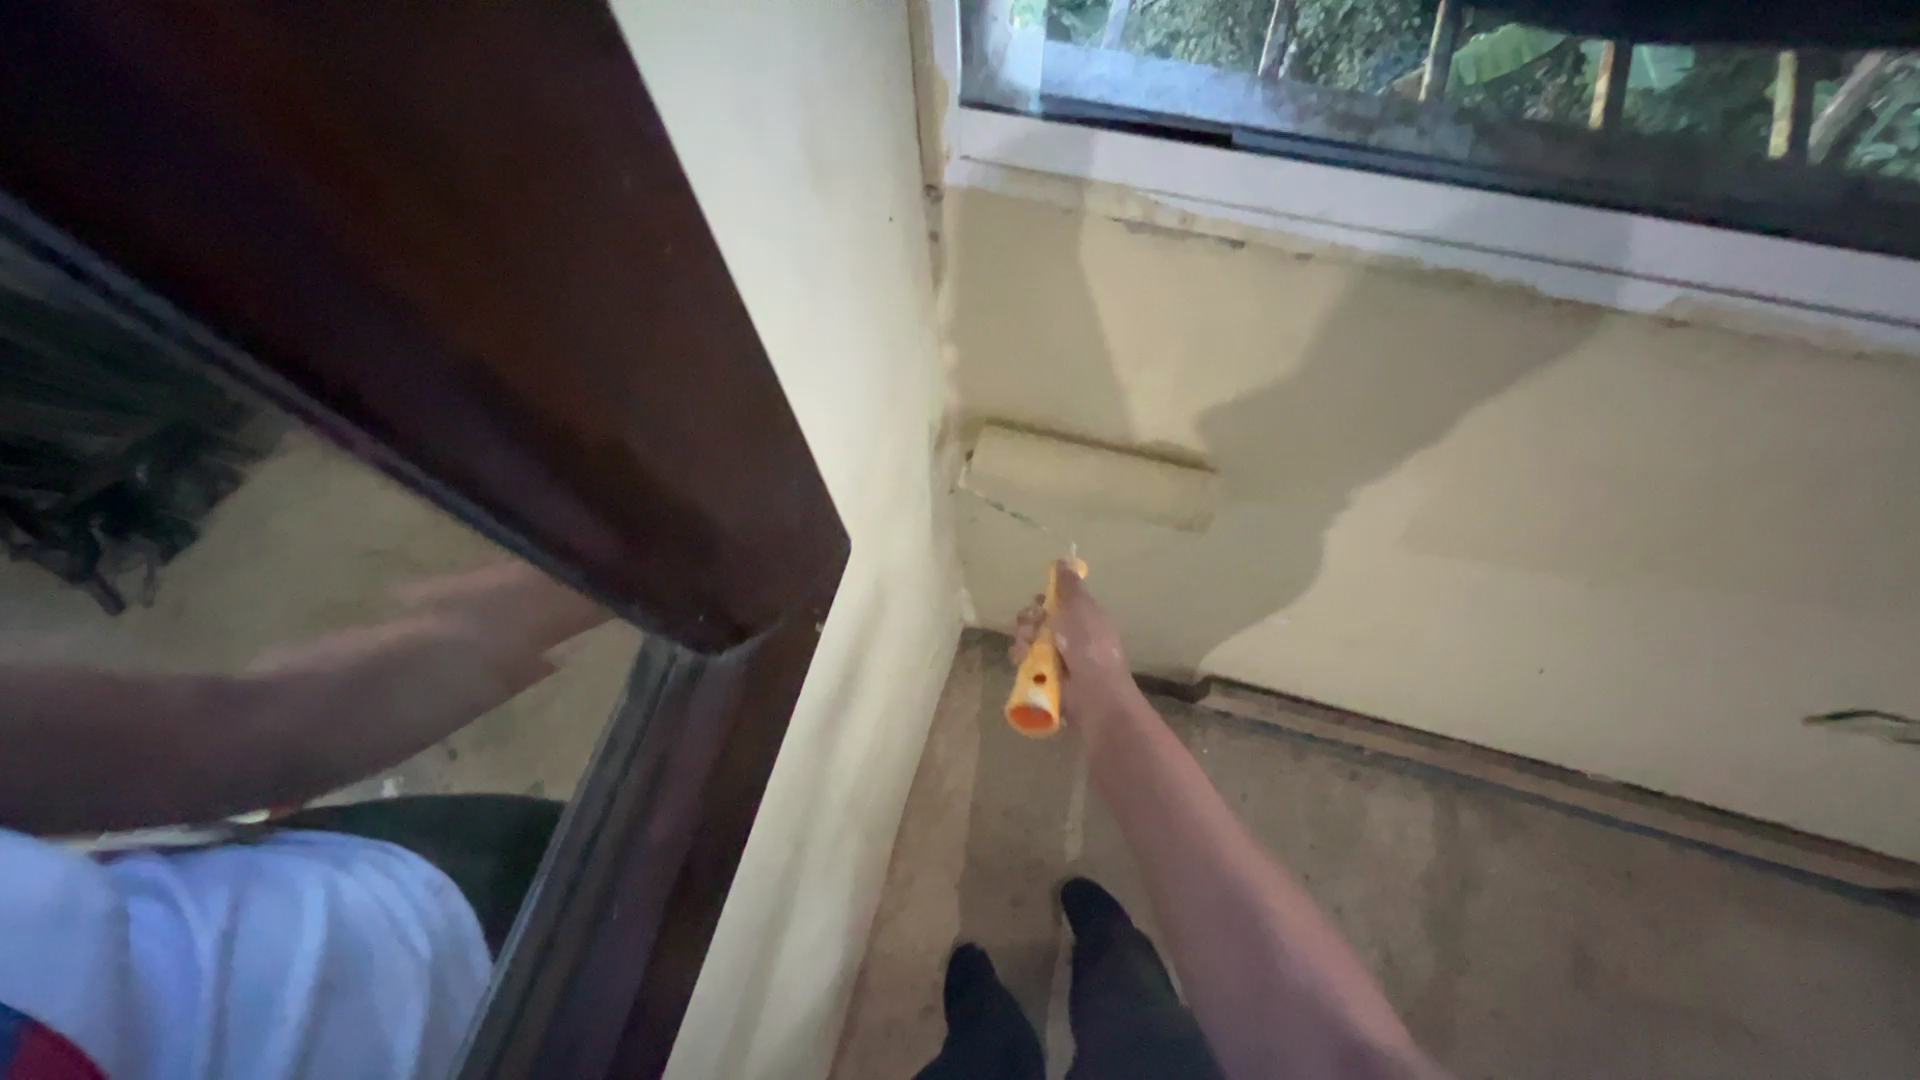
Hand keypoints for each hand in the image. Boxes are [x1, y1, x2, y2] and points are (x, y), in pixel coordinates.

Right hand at [1010, 560, 1138, 726]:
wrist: (1093, 691)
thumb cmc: (1088, 643)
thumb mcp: (1079, 606)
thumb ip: (1068, 584)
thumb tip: (1064, 559)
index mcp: (1082, 617)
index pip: (1056, 602)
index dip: (1043, 601)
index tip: (1040, 603)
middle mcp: (1070, 636)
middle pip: (1037, 620)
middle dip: (1029, 620)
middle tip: (1033, 628)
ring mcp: (1057, 658)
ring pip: (1028, 640)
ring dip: (1022, 640)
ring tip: (1027, 648)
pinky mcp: (1046, 677)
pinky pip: (1025, 662)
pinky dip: (1021, 659)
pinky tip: (1022, 661)